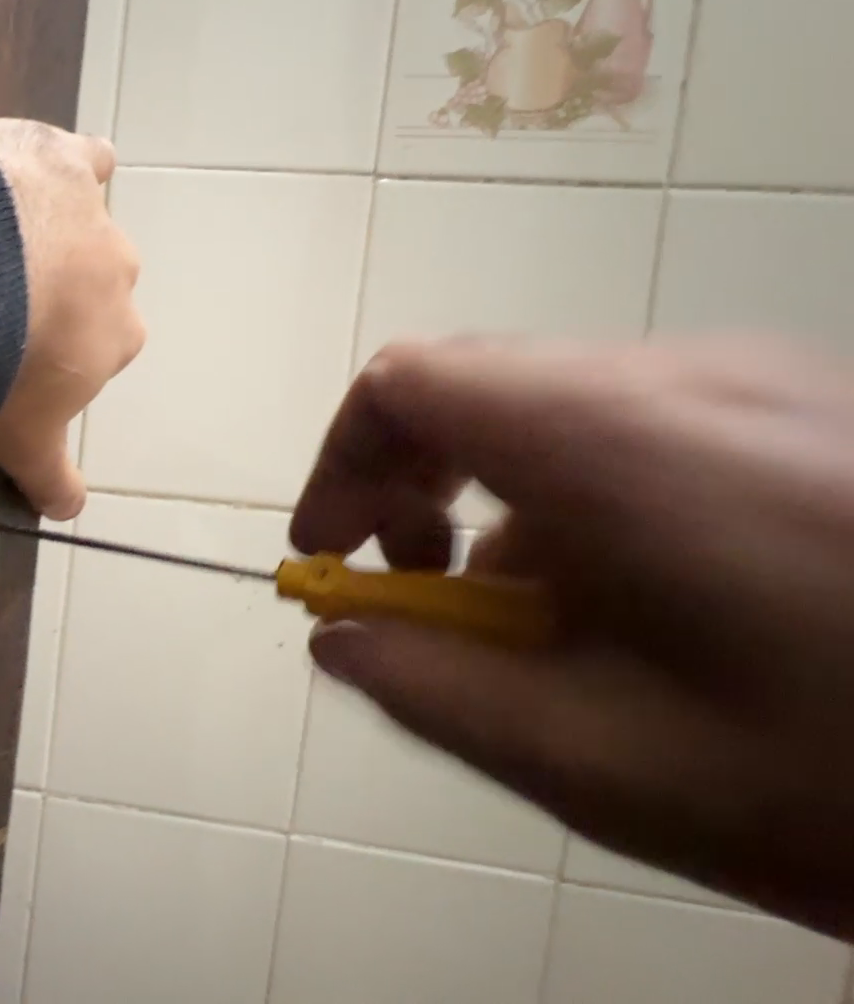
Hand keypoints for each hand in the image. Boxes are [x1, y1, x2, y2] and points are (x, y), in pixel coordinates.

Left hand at [0, 118, 143, 520]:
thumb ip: (50, 477)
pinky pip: (80, 155)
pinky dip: (65, 162)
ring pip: (90, 222)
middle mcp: (119, 273)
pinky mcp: (58, 158)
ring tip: (1, 247)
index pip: (97, 348)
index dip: (56, 354)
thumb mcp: (22, 441)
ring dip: (55, 236)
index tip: (16, 361)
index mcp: (116, 337)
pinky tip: (39, 167)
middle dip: (53, 297)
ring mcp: (91, 212)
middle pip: (92, 286)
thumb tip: (69, 515)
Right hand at [291, 336, 853, 938]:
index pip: (401, 383)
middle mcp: (683, 378)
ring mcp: (764, 383)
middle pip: (466, 384)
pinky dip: (575, 490)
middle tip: (413, 577)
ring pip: (546, 404)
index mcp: (611, 440)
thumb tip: (335, 639)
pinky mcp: (814, 408)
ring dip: (492, 494)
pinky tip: (637, 590)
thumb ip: (427, 690)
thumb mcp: (600, 761)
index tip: (334, 550)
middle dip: (403, 479)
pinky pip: (634, 420)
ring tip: (535, 609)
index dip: (339, 463)